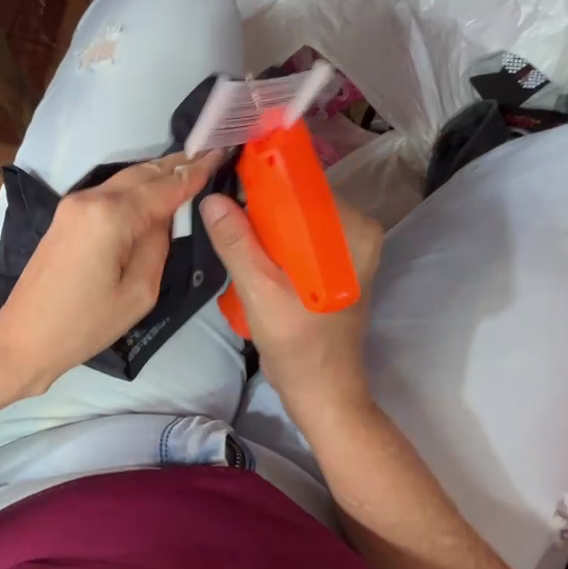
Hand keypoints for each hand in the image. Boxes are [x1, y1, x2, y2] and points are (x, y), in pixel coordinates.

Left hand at [0, 152, 219, 394]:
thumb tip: (162, 218)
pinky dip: (133, 190)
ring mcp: (72, 206)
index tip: (224, 152)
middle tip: (211, 155)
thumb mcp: (139, 292)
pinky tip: (152, 194)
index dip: (196, 171)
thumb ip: (157, 245)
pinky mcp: (63, 219)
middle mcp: (90, 200)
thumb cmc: (84, 325)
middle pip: (142, 174)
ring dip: (155, 175)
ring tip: (189, 170)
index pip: (165, 186)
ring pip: (123, 181)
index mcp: (111, 216)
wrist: (24, 339)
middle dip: (176, 166)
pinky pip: (107, 195)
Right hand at [200, 191, 382, 417]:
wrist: (321, 392)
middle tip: (218, 212)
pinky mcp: (328, 268)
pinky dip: (267, 245)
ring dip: (258, 227)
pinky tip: (244, 256)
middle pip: (296, 202)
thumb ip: (239, 244)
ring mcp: (343, 252)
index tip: (225, 176)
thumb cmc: (299, 346)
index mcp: (352, 232)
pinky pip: (292, 241)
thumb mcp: (261, 293)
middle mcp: (355, 234)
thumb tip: (212, 198)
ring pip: (291, 221)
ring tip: (225, 232)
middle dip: (256, 205)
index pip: (304, 186)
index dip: (263, 179)